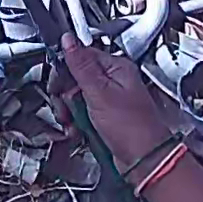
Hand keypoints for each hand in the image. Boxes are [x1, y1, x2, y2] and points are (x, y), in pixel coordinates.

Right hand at [62, 35, 173, 170]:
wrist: (145, 162)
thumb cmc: (132, 127)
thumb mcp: (100, 92)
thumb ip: (81, 65)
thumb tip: (68, 38)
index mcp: (116, 67)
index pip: (81, 56)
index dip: (65, 70)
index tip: (57, 84)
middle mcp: (113, 82)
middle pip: (75, 78)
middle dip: (65, 95)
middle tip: (66, 106)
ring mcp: (108, 101)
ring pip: (75, 98)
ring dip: (69, 111)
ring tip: (72, 122)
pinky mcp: (104, 119)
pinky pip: (81, 115)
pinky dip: (76, 123)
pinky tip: (77, 131)